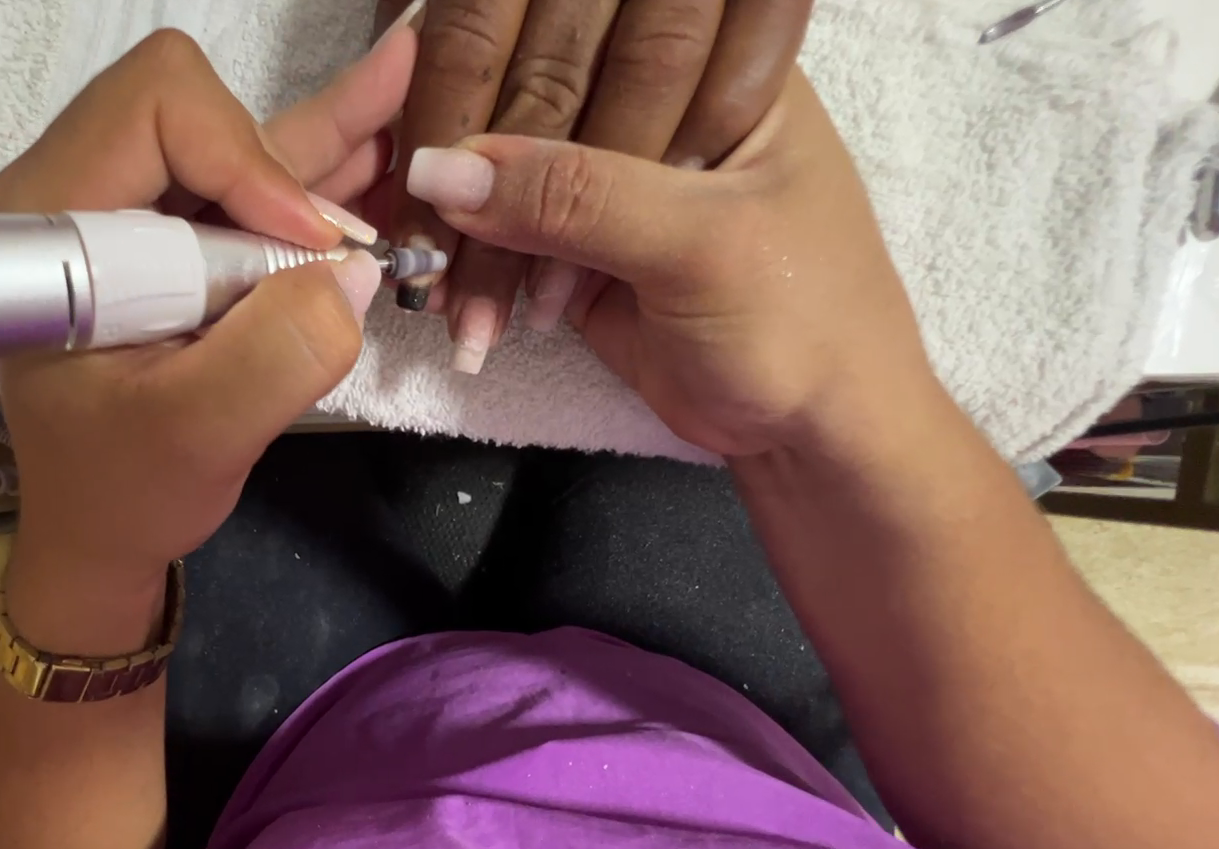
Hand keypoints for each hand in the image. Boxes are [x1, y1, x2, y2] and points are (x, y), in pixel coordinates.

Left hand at [0, 29, 415, 596]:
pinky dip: (312, 185)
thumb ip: (277, 355)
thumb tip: (353, 271)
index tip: (311, 249)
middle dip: (288, 168)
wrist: (104, 529)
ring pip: (233, 148)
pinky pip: (246, 198)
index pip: (159, 112)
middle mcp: (82, 200)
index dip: (250, 162)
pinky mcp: (171, 253)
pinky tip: (374, 138)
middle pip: (200, 115)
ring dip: (317, 151)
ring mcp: (129, 224)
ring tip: (402, 87)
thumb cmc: (127, 491)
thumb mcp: (200, 435)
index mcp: (57, 227)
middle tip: (353, 234)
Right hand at [380, 0, 811, 372]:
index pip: (585, 49)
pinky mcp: (585, 253)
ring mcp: (618, 191)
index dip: (499, 89)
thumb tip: (442, 170)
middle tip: (418, 228)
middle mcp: (660, 117)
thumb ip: (576, 197)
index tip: (425, 141)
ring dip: (472, 240)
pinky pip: (516, 248)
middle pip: (539, 119)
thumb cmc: (792, 318)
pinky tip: (451, 296)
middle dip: (477, 181)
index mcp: (719, 71)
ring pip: (519, 188)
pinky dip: (482, 275)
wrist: (800, 429)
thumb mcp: (693, 245)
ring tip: (433, 282)